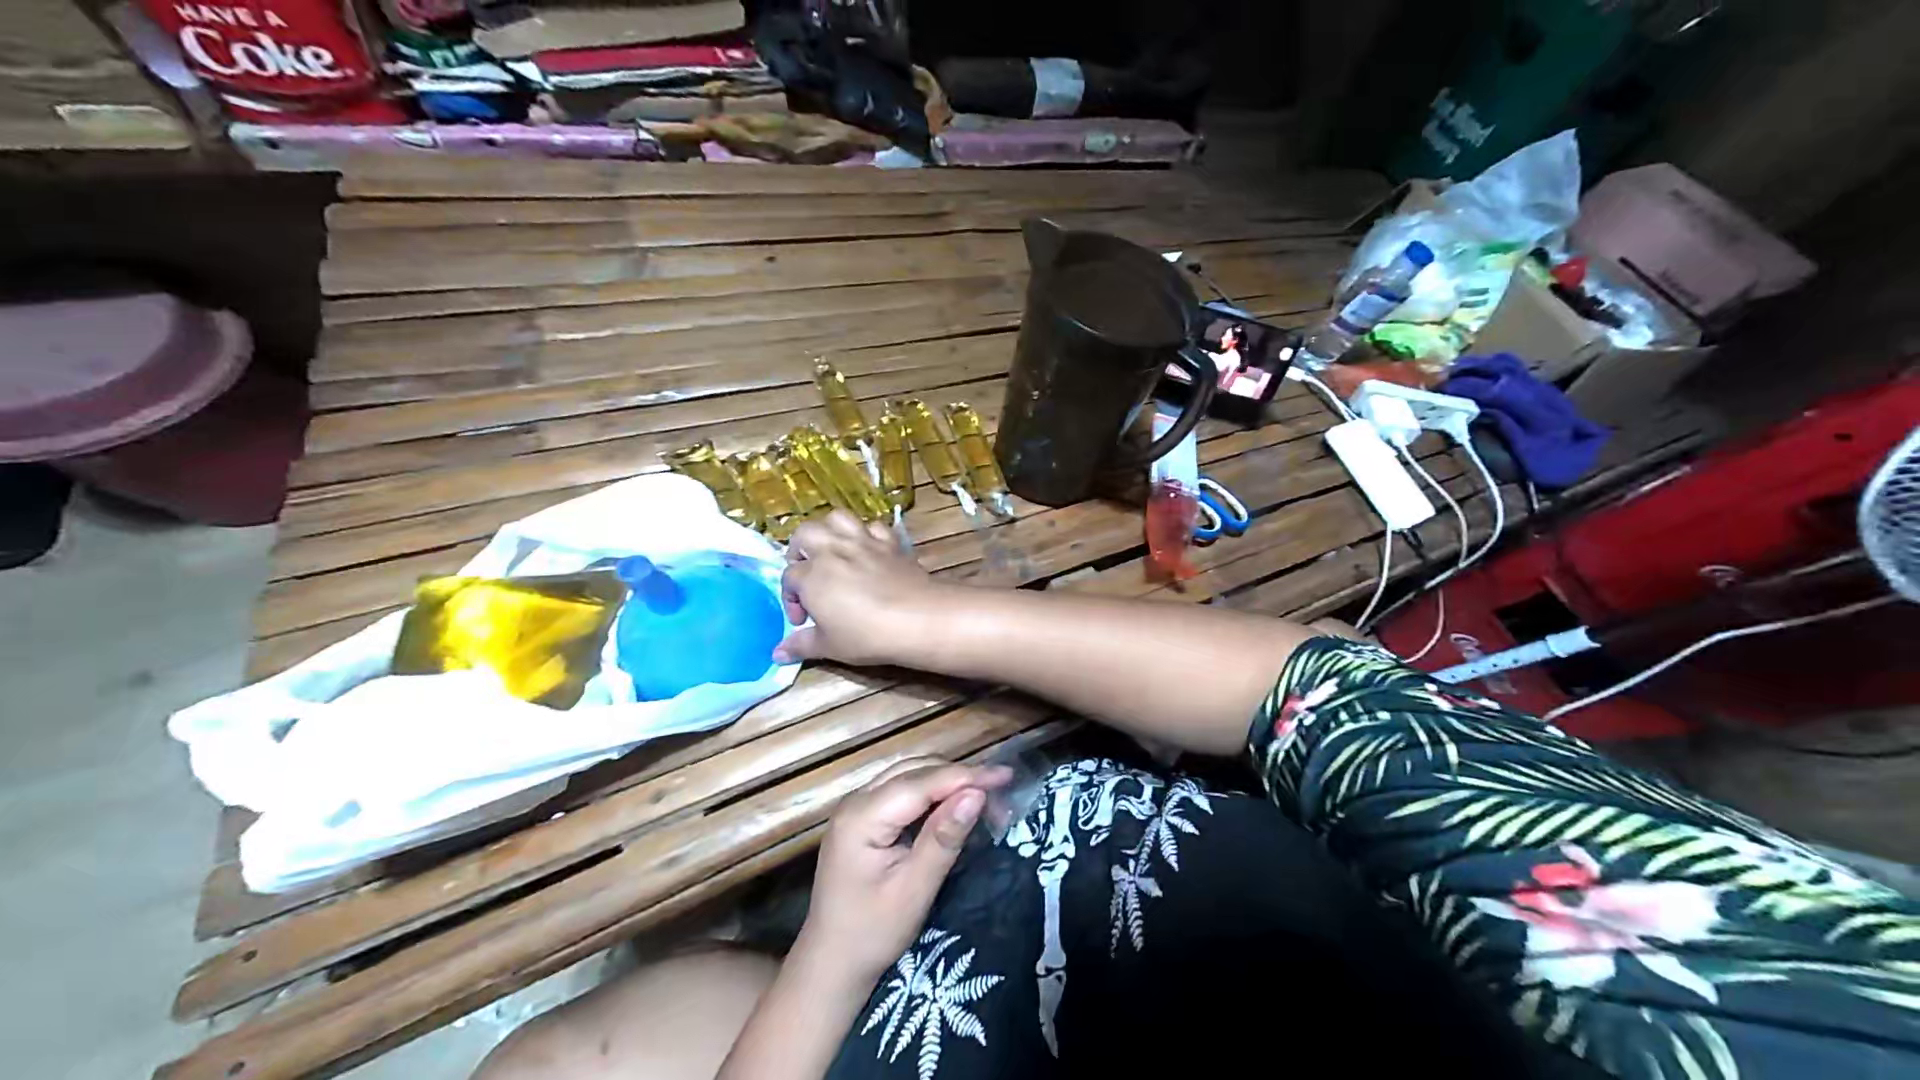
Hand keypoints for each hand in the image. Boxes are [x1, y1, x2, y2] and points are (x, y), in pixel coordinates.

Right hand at [774, 511, 946, 666]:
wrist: (917, 618)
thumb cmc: (866, 635)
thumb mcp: (829, 646)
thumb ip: (800, 645)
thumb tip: (777, 653)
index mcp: (811, 575)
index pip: (789, 578)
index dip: (791, 600)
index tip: (803, 620)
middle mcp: (833, 550)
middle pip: (805, 534)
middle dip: (799, 551)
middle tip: (808, 574)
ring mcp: (863, 542)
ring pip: (837, 519)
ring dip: (830, 531)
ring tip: (832, 551)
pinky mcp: (889, 542)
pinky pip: (873, 526)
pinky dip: (867, 534)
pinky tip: (868, 550)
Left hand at [796, 758, 1012, 982]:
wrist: (831, 964)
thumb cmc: (873, 933)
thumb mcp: (915, 889)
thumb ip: (944, 838)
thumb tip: (976, 794)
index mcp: (861, 816)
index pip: (921, 782)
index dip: (965, 776)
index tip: (1005, 776)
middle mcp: (855, 800)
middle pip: (914, 771)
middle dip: (958, 777)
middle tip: (1000, 792)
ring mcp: (856, 806)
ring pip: (909, 776)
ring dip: (947, 782)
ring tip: (985, 797)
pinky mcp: (863, 817)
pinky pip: (902, 791)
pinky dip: (932, 793)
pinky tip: (954, 805)